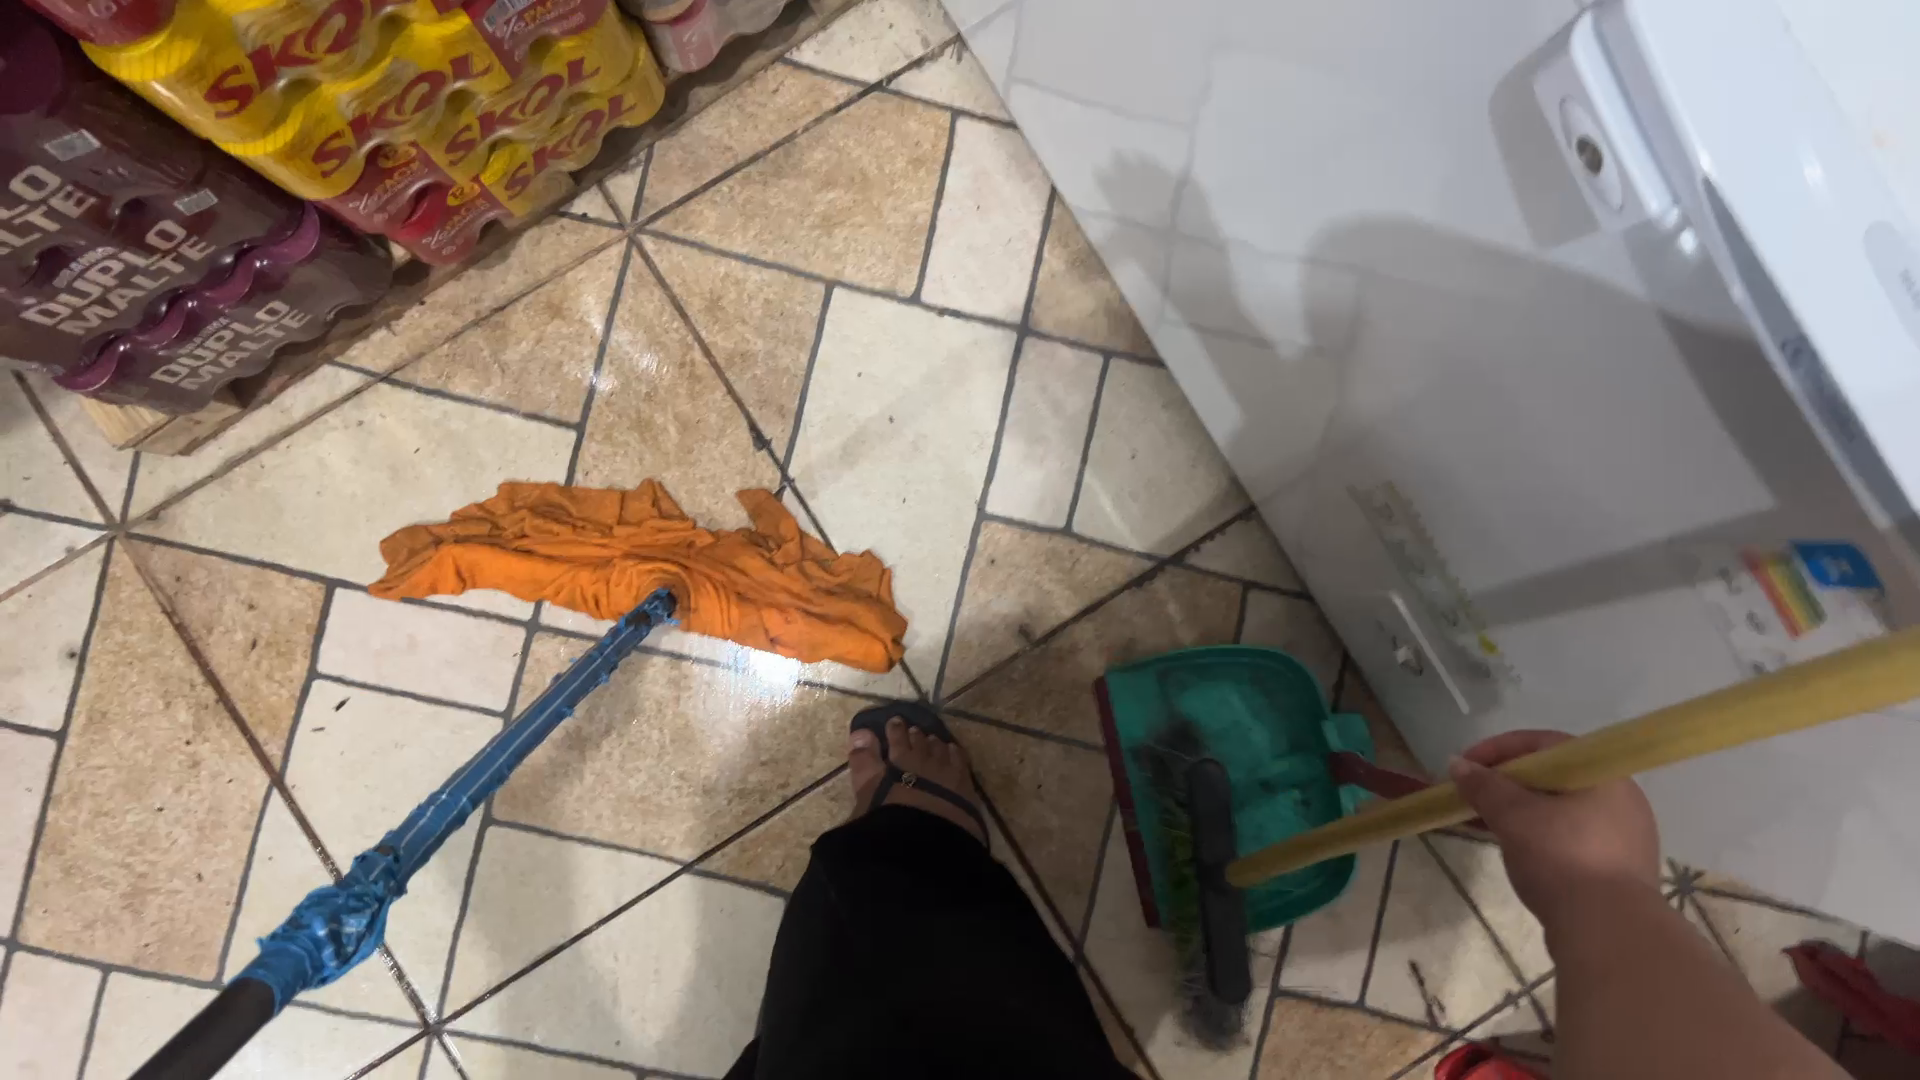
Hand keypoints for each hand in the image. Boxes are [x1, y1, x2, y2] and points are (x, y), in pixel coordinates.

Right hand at [1448, 730, 1661, 929]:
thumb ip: (1483, 784)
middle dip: (1505, 780)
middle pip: (1551, 776)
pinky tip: (1510, 844)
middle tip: (1472, 792)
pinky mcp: (1615, 868)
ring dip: (1517, 808)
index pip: (1545, 744)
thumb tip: (1458, 764)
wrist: (1608, 931)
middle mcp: (1620, 801)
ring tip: (1483, 819)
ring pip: (1557, 808)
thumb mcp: (1512, 814)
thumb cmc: (1560, 856)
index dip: (1499, 748)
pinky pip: (1566, 835)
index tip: (1467, 765)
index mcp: (1604, 778)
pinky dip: (1535, 832)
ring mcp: (1622, 837)